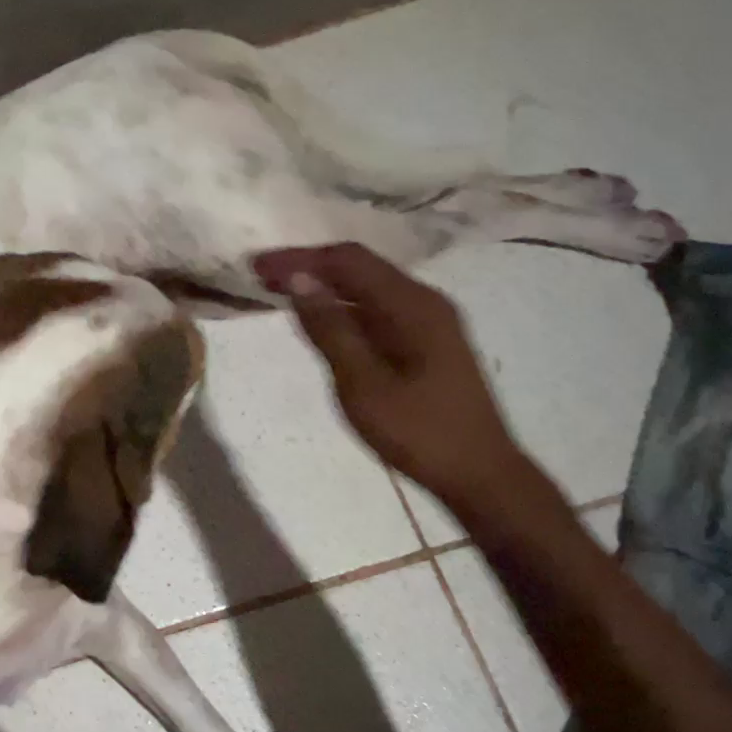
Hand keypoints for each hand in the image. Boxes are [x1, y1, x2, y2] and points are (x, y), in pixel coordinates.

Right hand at [251, 243, 532, 506]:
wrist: (477, 473)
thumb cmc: (418, 431)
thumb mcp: (362, 383)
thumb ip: (330, 329)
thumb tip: (298, 281)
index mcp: (412, 305)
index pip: (349, 261)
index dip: (300, 258)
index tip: (255, 266)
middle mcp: (423, 302)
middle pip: (359, 268)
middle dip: (308, 267)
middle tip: (258, 276)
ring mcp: (427, 322)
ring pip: (366, 289)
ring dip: (322, 286)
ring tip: (277, 294)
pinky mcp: (424, 342)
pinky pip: (374, 311)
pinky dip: (340, 309)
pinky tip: (316, 322)